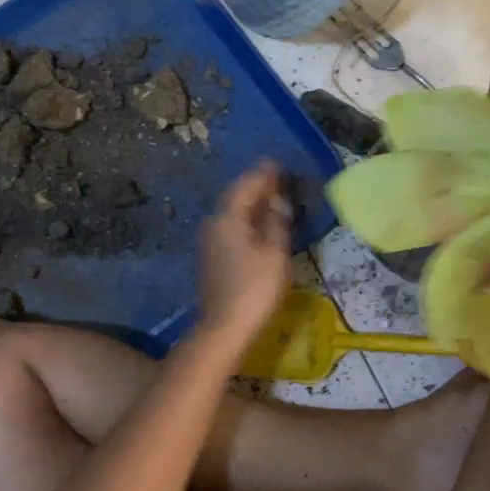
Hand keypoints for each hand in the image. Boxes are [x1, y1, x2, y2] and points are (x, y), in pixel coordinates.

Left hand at [199, 162, 291, 337]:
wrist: (225, 328)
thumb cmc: (255, 288)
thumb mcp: (274, 253)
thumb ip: (276, 222)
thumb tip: (277, 201)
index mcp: (227, 218)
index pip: (246, 185)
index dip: (264, 174)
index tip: (278, 163)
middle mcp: (213, 224)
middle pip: (237, 198)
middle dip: (258, 188)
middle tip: (280, 179)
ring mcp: (209, 243)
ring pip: (233, 215)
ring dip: (253, 206)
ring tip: (274, 200)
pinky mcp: (212, 259)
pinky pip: (232, 230)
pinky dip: (248, 223)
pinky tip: (261, 226)